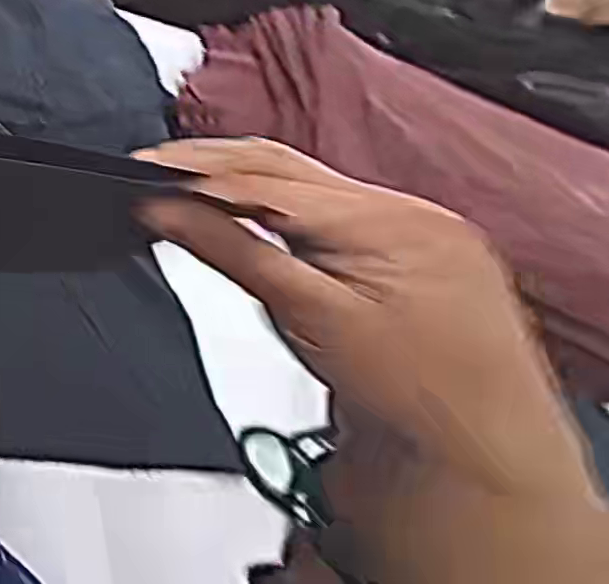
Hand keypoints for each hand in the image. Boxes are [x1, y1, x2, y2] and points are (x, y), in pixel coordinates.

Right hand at [136, 138, 606, 583]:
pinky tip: (227, 200)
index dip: (194, 175)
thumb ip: (224, 246)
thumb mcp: (301, 310)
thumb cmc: (407, 389)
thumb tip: (156, 207)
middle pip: (278, 164)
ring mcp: (404, 222)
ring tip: (173, 180)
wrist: (474, 451)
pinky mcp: (391, 239)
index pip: (266, 179)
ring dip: (230, 175)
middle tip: (146, 166)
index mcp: (392, 222)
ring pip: (290, 176)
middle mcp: (404, 210)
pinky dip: (258, 194)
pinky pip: (308, 198)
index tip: (140, 176)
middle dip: (207, 162)